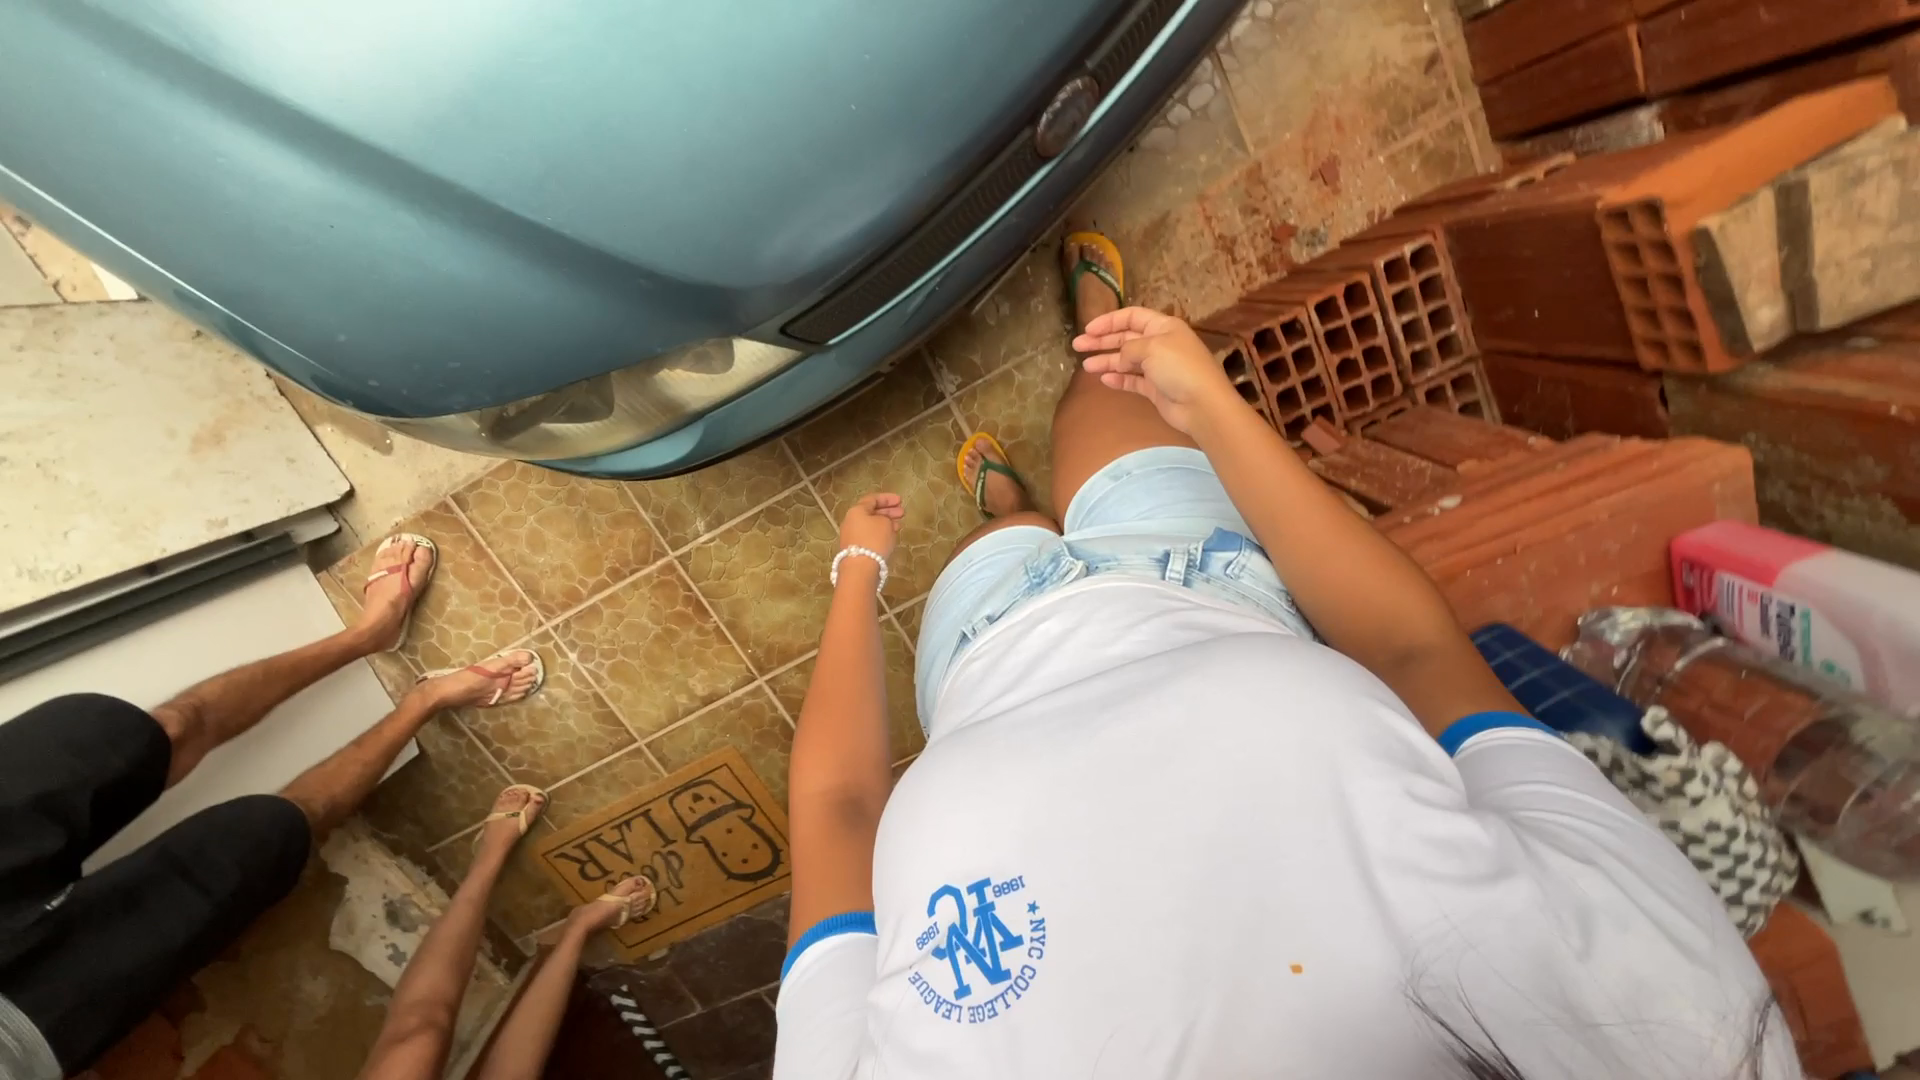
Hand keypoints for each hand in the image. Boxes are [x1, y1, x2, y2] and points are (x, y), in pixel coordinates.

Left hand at [839, 493, 903, 557]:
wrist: (860, 568)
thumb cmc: (874, 540)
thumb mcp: (885, 523)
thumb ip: (886, 518)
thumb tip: (883, 522)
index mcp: (856, 510)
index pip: (872, 499)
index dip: (888, 498)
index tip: (900, 501)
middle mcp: (851, 521)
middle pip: (871, 512)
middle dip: (888, 511)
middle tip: (902, 513)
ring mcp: (851, 536)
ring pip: (871, 525)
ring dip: (885, 524)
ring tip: (899, 526)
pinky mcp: (855, 549)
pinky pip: (869, 536)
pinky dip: (880, 534)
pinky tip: (890, 538)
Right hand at [1073, 307, 1244, 434]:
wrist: (1201, 404)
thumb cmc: (1179, 368)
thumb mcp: (1151, 348)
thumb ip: (1129, 348)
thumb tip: (1120, 356)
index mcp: (1162, 327)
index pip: (1131, 317)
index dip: (1109, 321)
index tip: (1088, 329)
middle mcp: (1159, 344)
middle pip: (1125, 338)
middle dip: (1101, 341)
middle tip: (1078, 346)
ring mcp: (1157, 367)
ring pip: (1126, 360)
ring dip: (1106, 361)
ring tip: (1086, 367)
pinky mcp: (1155, 388)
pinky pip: (1132, 380)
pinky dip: (1118, 379)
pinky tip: (1104, 380)